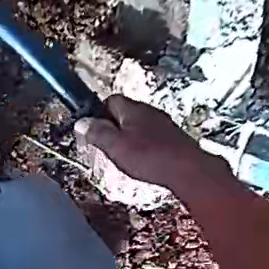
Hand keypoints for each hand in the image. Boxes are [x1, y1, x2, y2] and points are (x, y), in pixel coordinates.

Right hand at [74, 95, 234, 195]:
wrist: (186, 169)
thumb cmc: (150, 157)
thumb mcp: (115, 147)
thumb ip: (98, 133)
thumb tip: (82, 122)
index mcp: (132, 109)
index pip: (111, 100)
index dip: (99, 113)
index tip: (94, 130)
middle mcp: (149, 111)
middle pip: (126, 113)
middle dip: (115, 127)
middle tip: (108, 146)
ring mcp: (163, 124)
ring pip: (140, 125)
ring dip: (130, 137)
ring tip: (125, 156)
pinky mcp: (173, 138)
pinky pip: (153, 137)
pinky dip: (145, 146)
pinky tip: (144, 161)